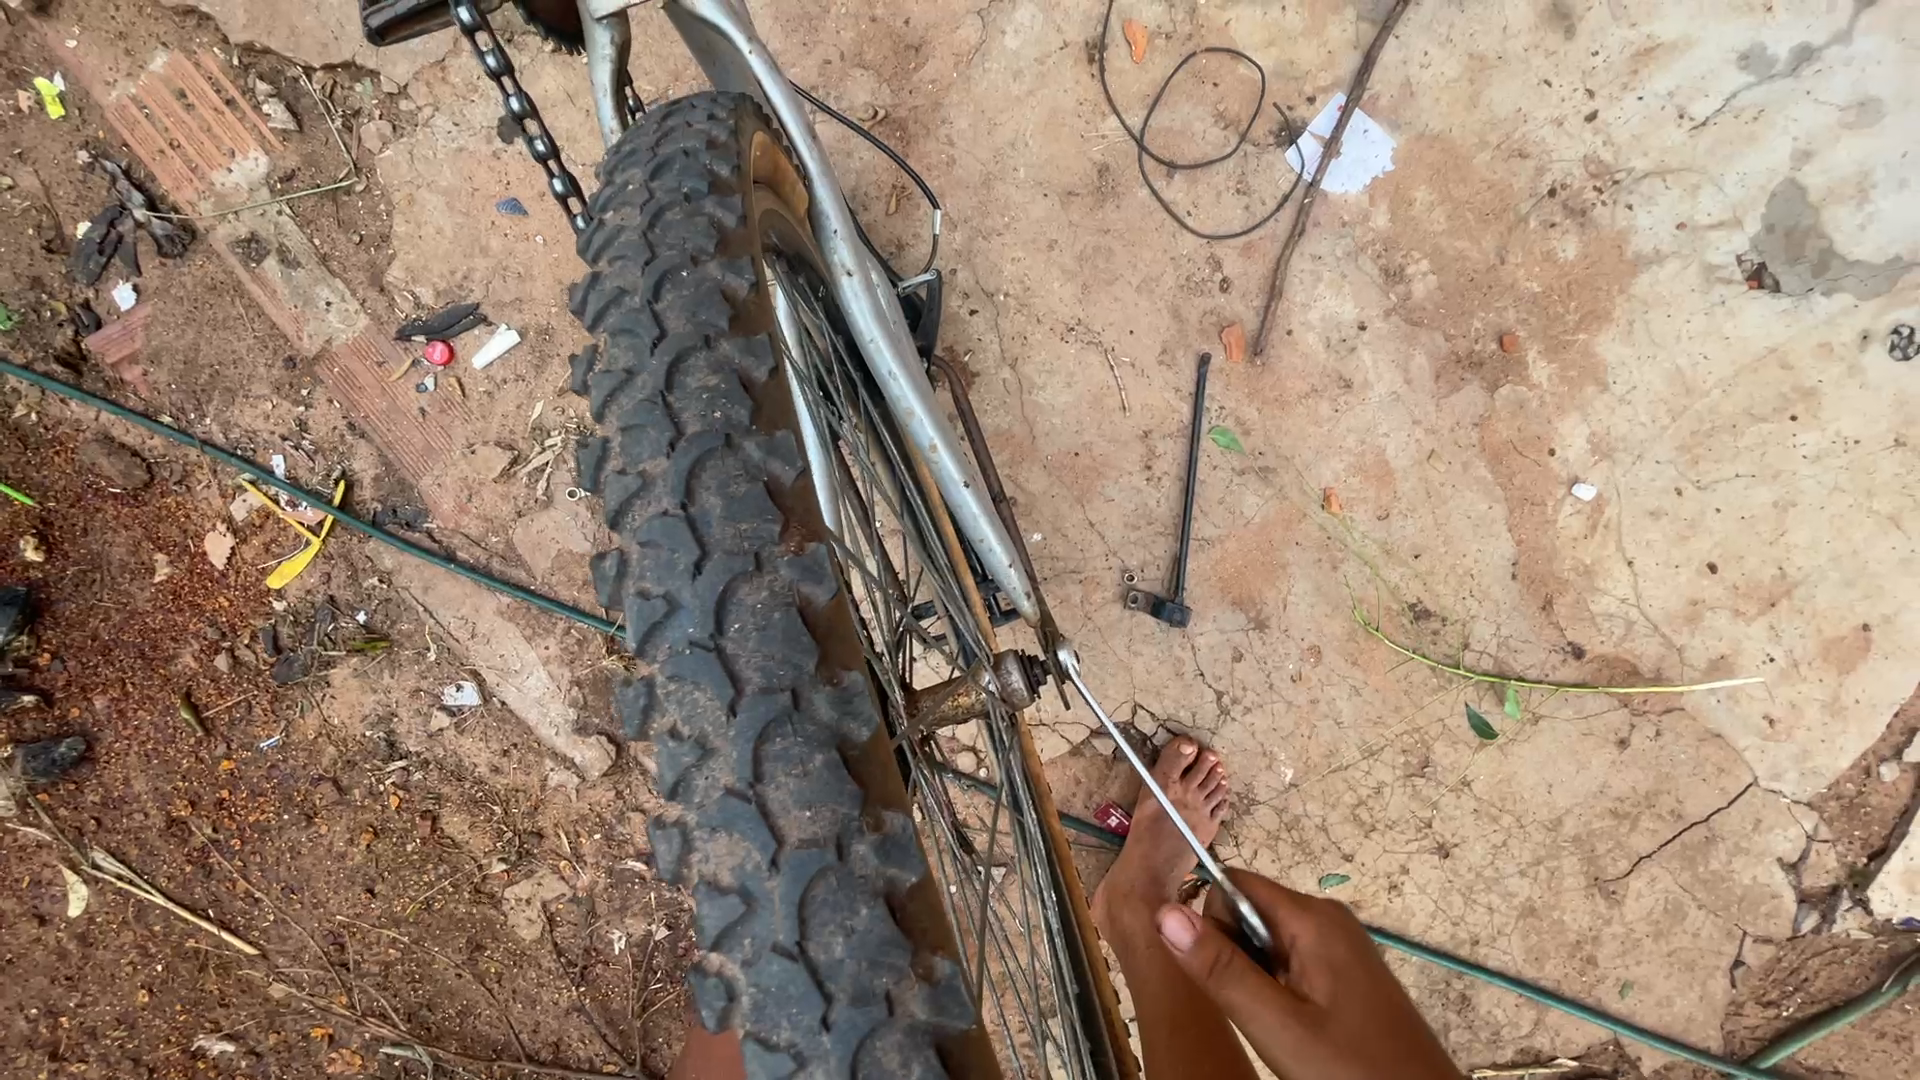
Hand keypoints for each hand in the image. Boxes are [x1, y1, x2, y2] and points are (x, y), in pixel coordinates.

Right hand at [1156, 870, 1460, 1079]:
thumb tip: (1162, 910)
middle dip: (1236, 956)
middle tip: (1260, 1013)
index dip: (1214, 925)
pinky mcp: (1348, 971)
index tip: (1226, 977)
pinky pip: (1291, 959)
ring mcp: (1341, 945)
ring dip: (1257, 977)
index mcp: (1312, 917)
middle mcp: (1327, 917)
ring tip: (1281, 1028)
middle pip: (1248, 910)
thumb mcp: (1277, 1027)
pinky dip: (1280, 989)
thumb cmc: (1353, 1073)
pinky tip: (1298, 1031)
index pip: (1232, 884)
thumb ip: (1219, 968)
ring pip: (1267, 939)